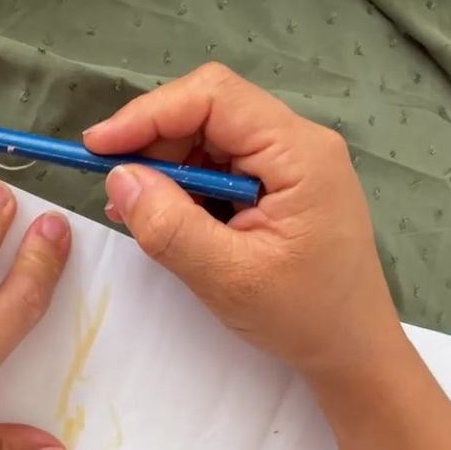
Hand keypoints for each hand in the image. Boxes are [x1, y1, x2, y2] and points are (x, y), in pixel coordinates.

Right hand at [84, 63, 399, 387]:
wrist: (352, 352)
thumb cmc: (303, 318)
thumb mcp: (228, 277)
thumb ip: (170, 226)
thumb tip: (118, 178)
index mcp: (298, 152)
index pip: (213, 97)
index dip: (148, 114)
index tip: (97, 148)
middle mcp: (297, 144)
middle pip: (210, 113)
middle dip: (155, 144)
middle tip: (116, 190)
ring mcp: (291, 165)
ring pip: (211, 141)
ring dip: (167, 170)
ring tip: (136, 212)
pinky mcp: (281, 188)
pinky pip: (222, 170)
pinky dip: (186, 190)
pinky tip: (166, 220)